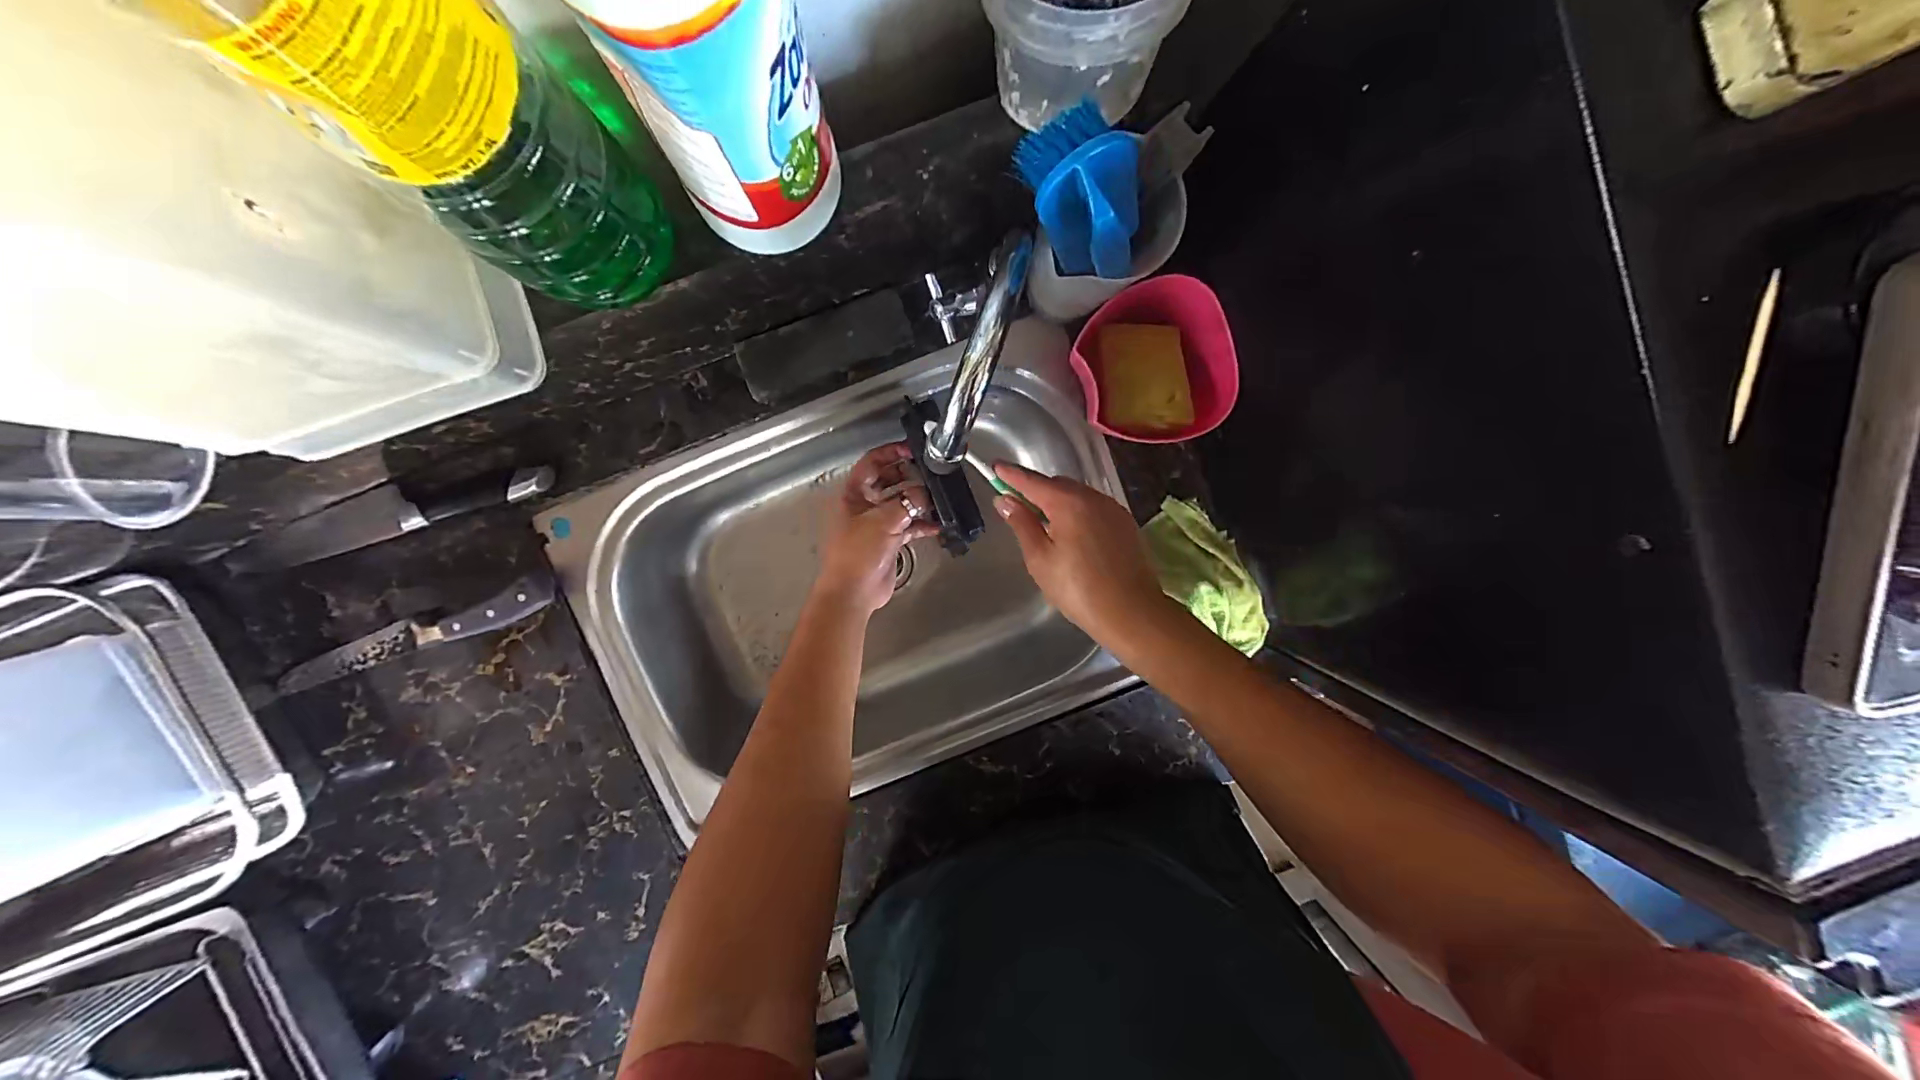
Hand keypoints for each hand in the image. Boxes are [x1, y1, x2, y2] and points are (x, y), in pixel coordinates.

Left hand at [815, 443, 937, 616]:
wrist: (853, 592)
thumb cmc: (857, 554)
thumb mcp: (883, 520)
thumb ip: (907, 503)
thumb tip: (924, 494)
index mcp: (852, 495)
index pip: (871, 463)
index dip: (890, 453)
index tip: (911, 449)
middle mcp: (862, 506)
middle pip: (887, 482)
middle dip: (908, 476)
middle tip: (927, 473)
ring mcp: (875, 524)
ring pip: (900, 504)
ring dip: (917, 501)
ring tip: (936, 498)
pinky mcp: (887, 542)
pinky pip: (908, 526)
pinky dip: (921, 524)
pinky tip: (937, 524)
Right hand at [991, 463, 1170, 641]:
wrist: (1131, 613)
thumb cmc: (1078, 589)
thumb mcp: (1040, 559)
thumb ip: (1022, 524)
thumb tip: (1005, 500)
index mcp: (1069, 503)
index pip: (1033, 481)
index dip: (1011, 475)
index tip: (995, 467)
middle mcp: (1094, 498)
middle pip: (1058, 484)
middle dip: (1036, 490)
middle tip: (1018, 504)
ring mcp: (1113, 510)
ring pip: (1079, 496)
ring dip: (1058, 502)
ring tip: (1043, 523)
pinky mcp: (1126, 524)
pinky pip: (1094, 508)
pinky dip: (1077, 512)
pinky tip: (1072, 534)